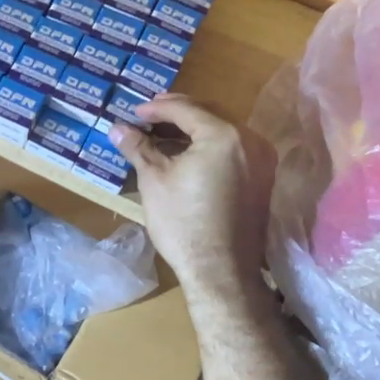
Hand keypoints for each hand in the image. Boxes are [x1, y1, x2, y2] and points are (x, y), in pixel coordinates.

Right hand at [109, 94, 276, 312]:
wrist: (220, 270)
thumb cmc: (183, 222)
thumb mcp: (154, 180)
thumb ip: (138, 147)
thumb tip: (116, 128)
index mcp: (224, 135)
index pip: (186, 109)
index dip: (155, 108)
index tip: (133, 112)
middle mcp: (250, 140)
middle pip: (208, 114)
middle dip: (176, 113)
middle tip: (147, 115)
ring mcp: (261, 160)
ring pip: (222, 131)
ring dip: (191, 129)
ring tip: (161, 134)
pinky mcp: (262, 179)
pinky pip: (232, 148)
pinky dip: (207, 145)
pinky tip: (185, 154)